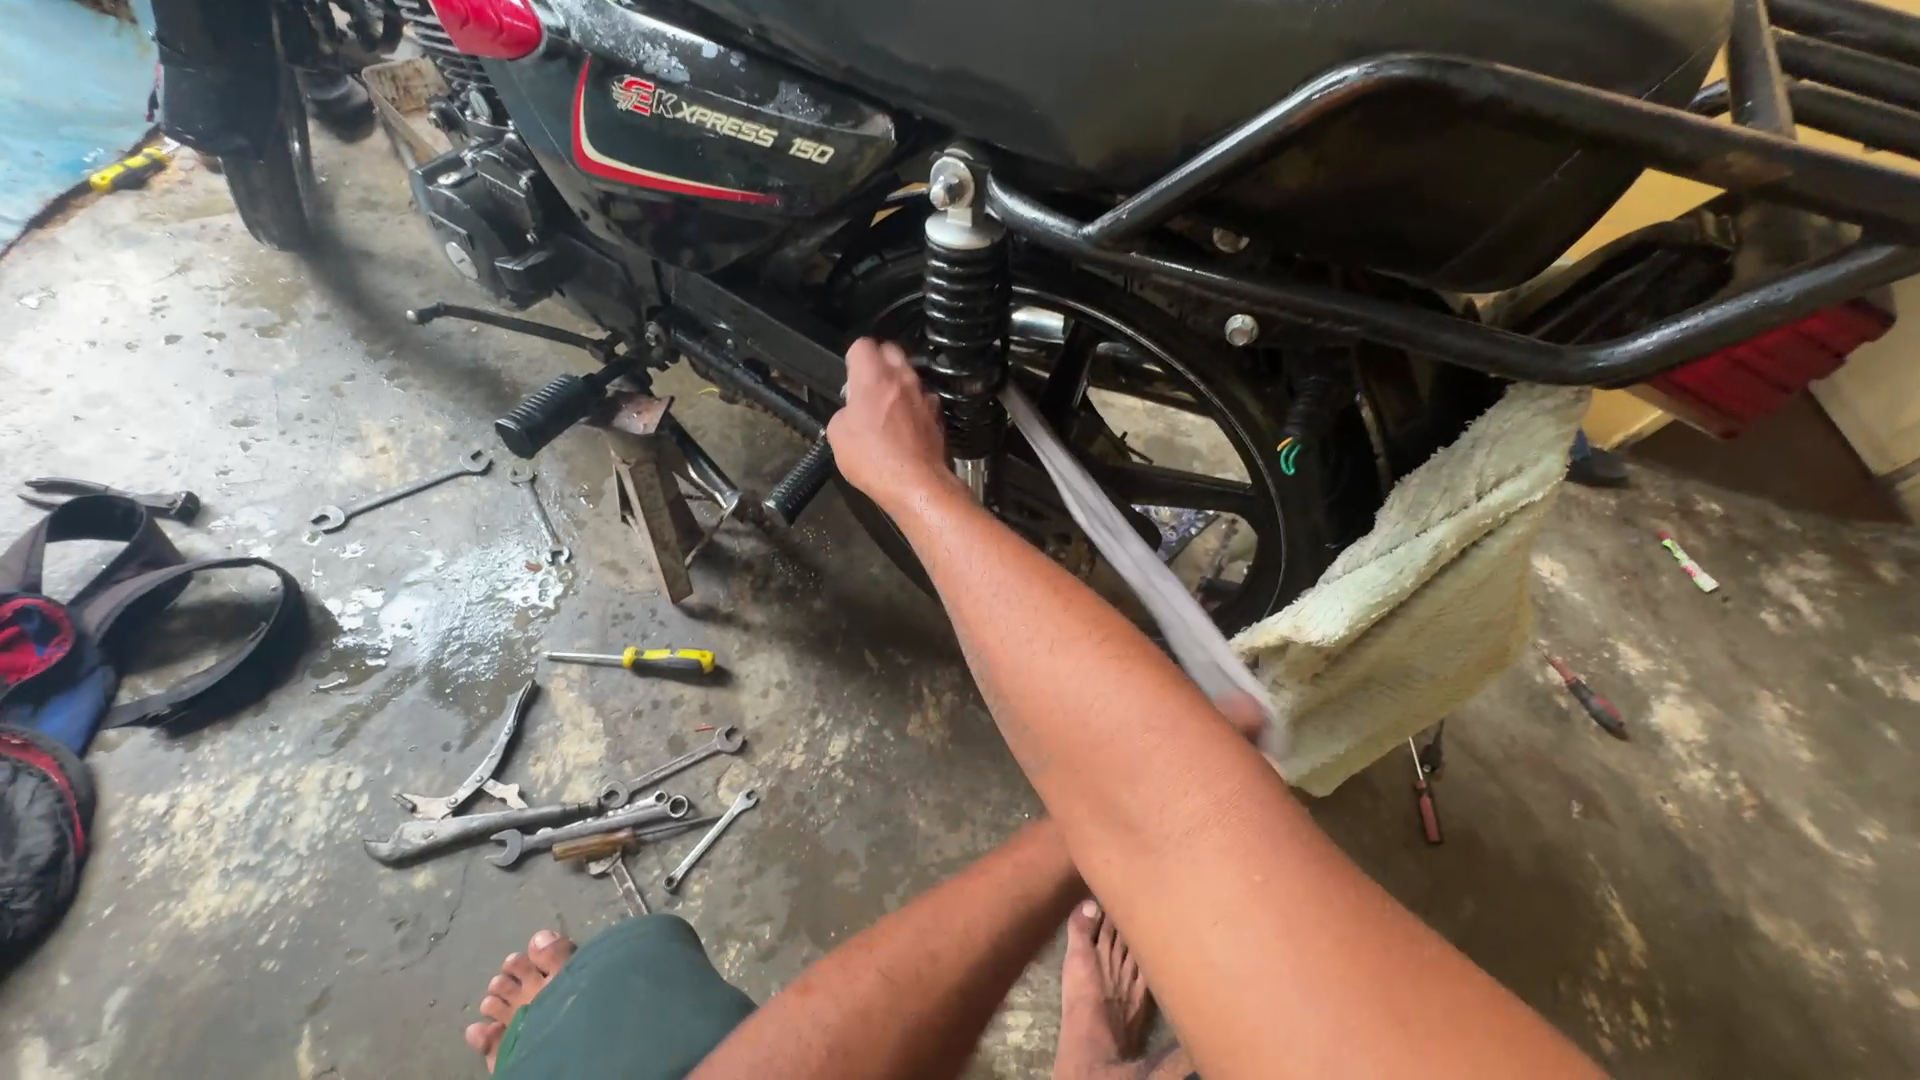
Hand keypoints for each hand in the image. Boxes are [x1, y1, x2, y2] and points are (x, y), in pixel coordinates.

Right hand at [828, 338, 954, 507]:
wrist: (916, 484)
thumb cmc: (873, 459)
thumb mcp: (837, 435)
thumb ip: (844, 412)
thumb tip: (852, 411)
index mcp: (874, 377)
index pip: (862, 345)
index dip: (853, 358)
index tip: (849, 375)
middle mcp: (903, 379)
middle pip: (891, 351)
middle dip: (878, 361)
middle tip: (867, 385)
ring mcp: (924, 396)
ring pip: (910, 375)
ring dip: (897, 384)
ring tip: (886, 408)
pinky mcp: (938, 415)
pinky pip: (923, 399)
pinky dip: (913, 405)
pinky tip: (905, 426)